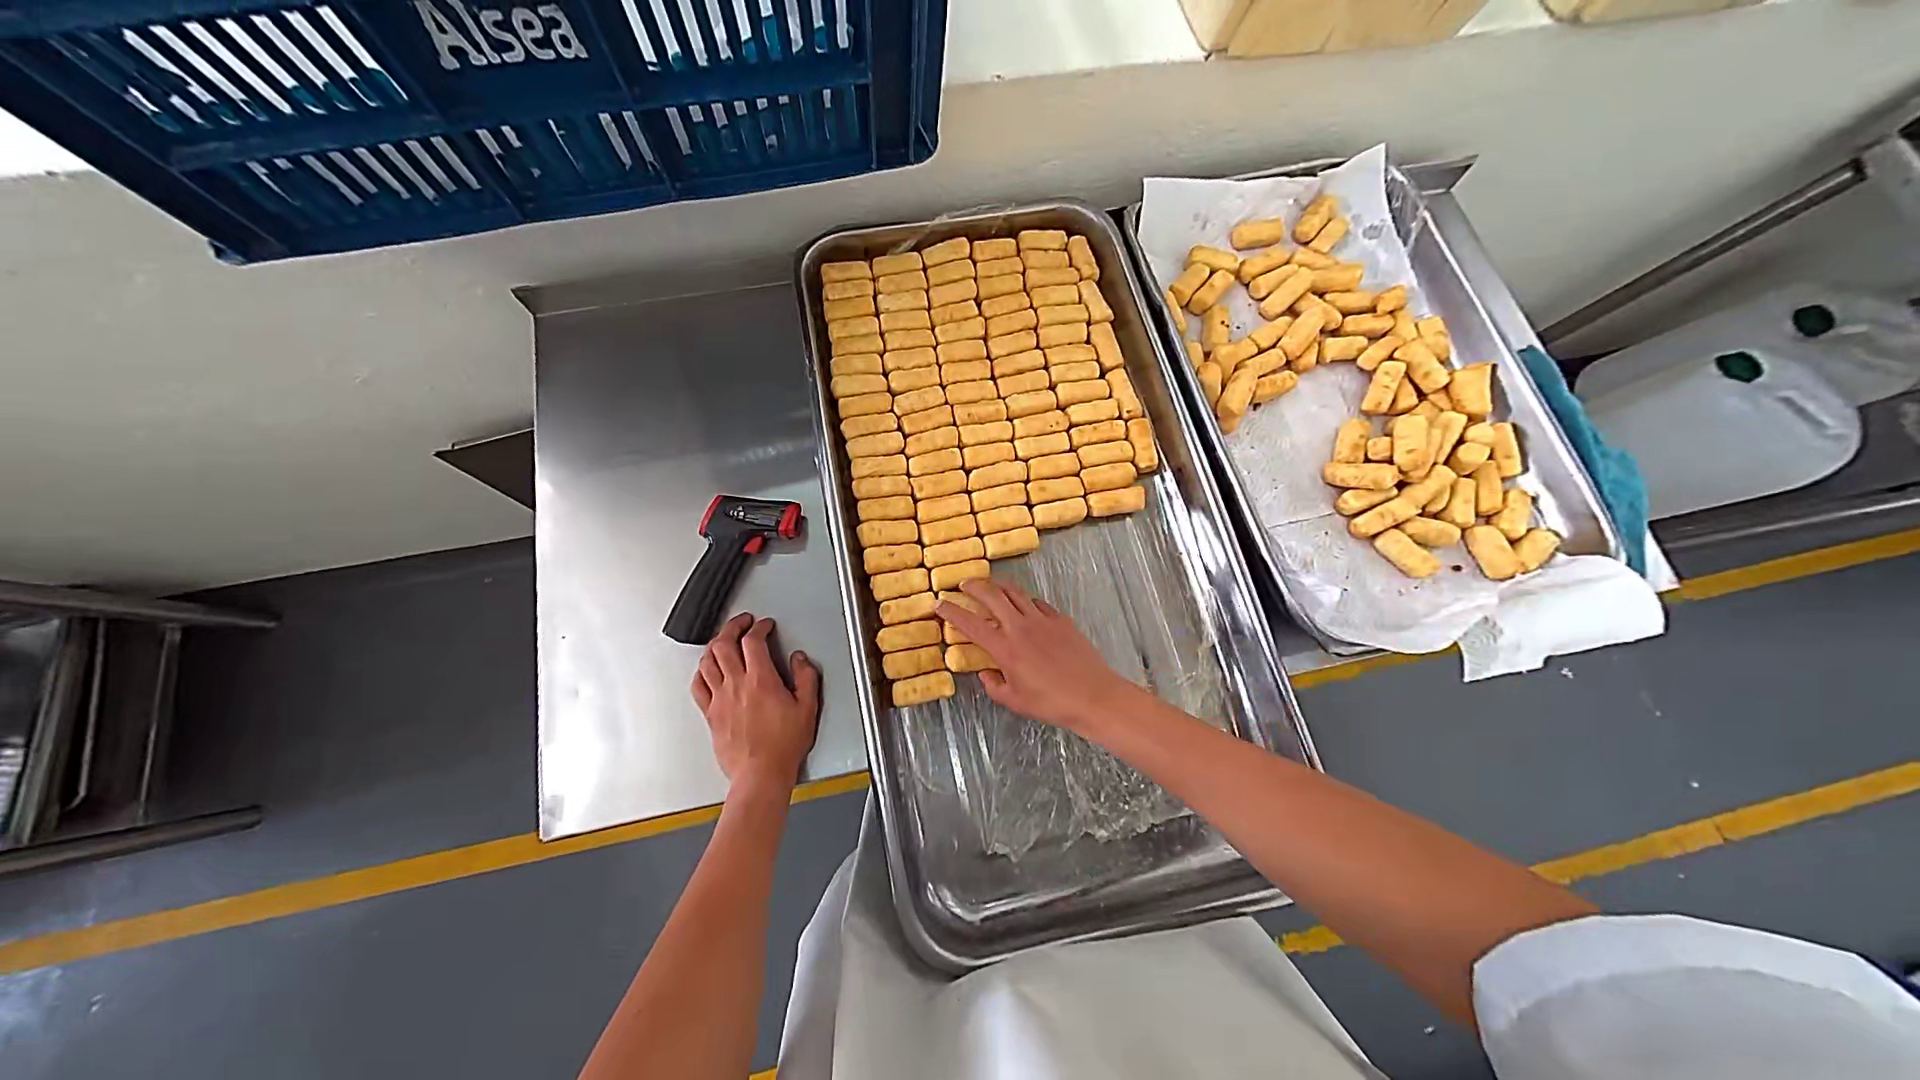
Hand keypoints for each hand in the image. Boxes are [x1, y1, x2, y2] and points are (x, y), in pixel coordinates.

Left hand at [690, 613, 820, 795]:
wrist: (761, 774)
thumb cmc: (783, 746)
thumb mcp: (808, 708)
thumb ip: (806, 678)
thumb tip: (800, 660)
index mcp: (761, 681)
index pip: (753, 641)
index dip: (759, 628)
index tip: (765, 626)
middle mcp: (736, 686)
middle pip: (724, 644)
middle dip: (733, 627)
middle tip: (742, 623)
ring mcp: (720, 699)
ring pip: (707, 661)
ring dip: (715, 645)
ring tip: (724, 640)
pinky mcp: (711, 714)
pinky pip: (698, 685)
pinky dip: (701, 671)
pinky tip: (707, 669)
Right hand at [934, 580, 1137, 731]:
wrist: (1093, 695)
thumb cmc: (1052, 703)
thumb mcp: (1014, 701)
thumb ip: (994, 685)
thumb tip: (985, 674)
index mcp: (1005, 648)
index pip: (970, 623)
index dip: (952, 611)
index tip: (940, 604)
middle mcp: (1020, 627)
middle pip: (992, 595)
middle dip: (974, 586)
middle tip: (964, 584)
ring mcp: (1042, 620)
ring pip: (1015, 593)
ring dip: (999, 586)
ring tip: (991, 586)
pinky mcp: (1060, 619)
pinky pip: (1037, 602)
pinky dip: (1024, 600)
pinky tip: (1023, 605)